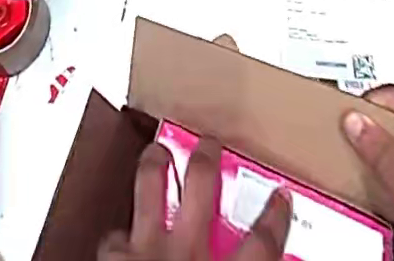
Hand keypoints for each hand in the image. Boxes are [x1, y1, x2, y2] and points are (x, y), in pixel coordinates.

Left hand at [98, 137, 293, 260]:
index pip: (264, 241)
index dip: (275, 216)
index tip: (282, 196)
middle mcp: (188, 253)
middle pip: (202, 183)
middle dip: (206, 156)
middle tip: (209, 144)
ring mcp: (147, 253)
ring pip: (151, 185)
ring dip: (154, 165)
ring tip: (156, 153)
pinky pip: (112, 239)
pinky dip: (116, 239)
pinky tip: (117, 237)